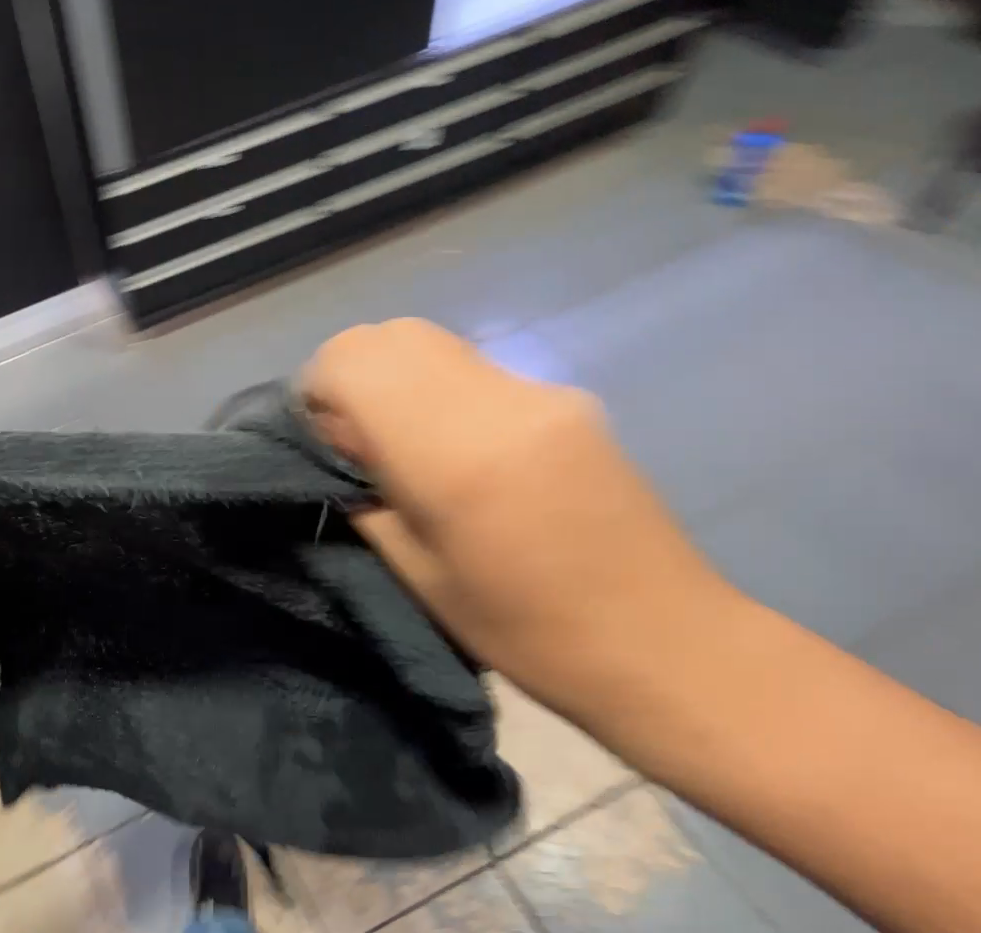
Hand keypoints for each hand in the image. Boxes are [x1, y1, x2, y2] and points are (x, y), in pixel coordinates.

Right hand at [300, 320, 732, 685]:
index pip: (350, 362)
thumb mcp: (418, 577)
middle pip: (389, 336)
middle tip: (354, 441)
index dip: (316, 391)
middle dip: (351, 376)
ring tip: (404, 446)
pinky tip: (461, 452)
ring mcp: (537, 392)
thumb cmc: (528, 632)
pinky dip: (440, 392)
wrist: (665, 643)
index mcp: (451, 453)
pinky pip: (475, 370)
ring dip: (396, 378)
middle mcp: (495, 401)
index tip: (319, 441)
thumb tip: (336, 449)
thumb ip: (365, 497)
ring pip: (432, 344)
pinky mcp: (566, 398)